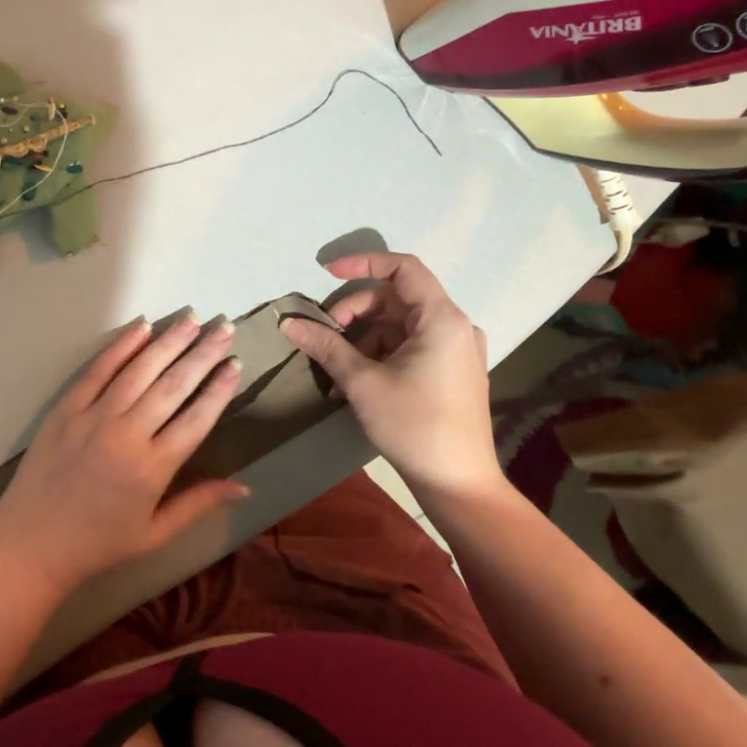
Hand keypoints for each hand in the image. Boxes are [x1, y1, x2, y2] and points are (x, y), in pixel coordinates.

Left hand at [0, 316, 248, 598]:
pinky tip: (142, 326)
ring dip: (168, 342)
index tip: (236, 363)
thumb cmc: (98, 544)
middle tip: (224, 326)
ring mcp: (93, 417)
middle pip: (172, 386)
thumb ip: (199, 503)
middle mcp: (127, 435)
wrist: (31, 544)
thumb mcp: (155, 533)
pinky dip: (121, 346)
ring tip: (191, 317)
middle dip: (201, 354)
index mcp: (153, 469)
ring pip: (138, 370)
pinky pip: (97, 370)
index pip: (196, 418)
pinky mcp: (66, 408)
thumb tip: (244, 485)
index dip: (219, 389)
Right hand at [279, 253, 501, 498]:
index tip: (326, 273)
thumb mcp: (362, 382)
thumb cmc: (413, 425)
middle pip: (397, 298)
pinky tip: (359, 377)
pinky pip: (412, 344)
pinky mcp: (454, 370)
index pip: (403, 268)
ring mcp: (457, 349)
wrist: (457, 482)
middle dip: (356, 310)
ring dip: (366, 335)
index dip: (363, 263)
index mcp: (442, 318)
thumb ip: (326, 345)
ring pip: (401, 323)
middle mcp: (456, 325)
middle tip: (326, 334)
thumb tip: (288, 323)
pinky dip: (382, 351)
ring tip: (338, 366)